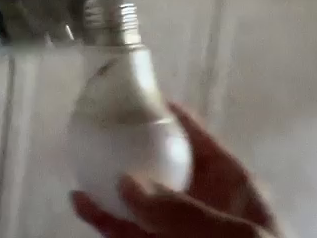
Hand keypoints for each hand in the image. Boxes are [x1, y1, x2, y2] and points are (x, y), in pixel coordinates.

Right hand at [71, 105, 277, 237]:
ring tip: (77, 170)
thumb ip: (183, 212)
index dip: (162, 113)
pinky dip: (106, 221)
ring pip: (139, 202)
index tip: (125, 93)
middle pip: (159, 165)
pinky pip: (130, 234)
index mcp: (232, 187)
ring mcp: (182, 232)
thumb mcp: (239, 237)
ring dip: (107, 186)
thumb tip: (125, 181)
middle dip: (126, 148)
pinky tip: (83, 206)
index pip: (193, 137)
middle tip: (90, 130)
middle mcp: (203, 205)